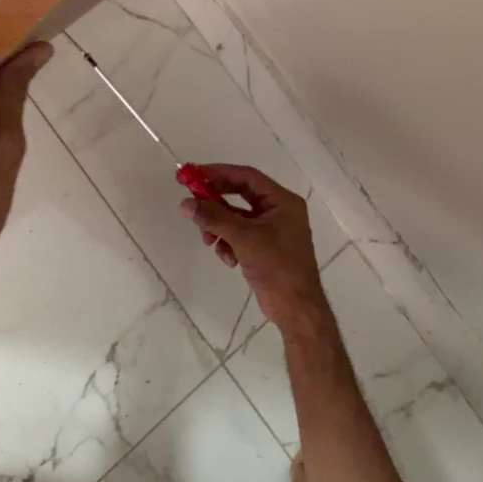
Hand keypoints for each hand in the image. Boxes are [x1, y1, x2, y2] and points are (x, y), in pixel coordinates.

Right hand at [180, 165, 327, 331]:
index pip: (246, 176)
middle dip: (215, 203)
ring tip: (209, 241)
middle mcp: (278, 210)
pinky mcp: (263, 247)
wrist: (296, 308)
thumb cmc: (277, 267)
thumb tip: (186, 203)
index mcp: (282, 201)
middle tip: (191, 201)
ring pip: (235, 217)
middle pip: (239, 195)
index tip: (192, 175)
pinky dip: (228, 244)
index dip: (218, 173)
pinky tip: (228, 259)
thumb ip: (214, 217)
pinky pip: (238, 235)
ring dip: (218, 227)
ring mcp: (271, 229)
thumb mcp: (244, 238)